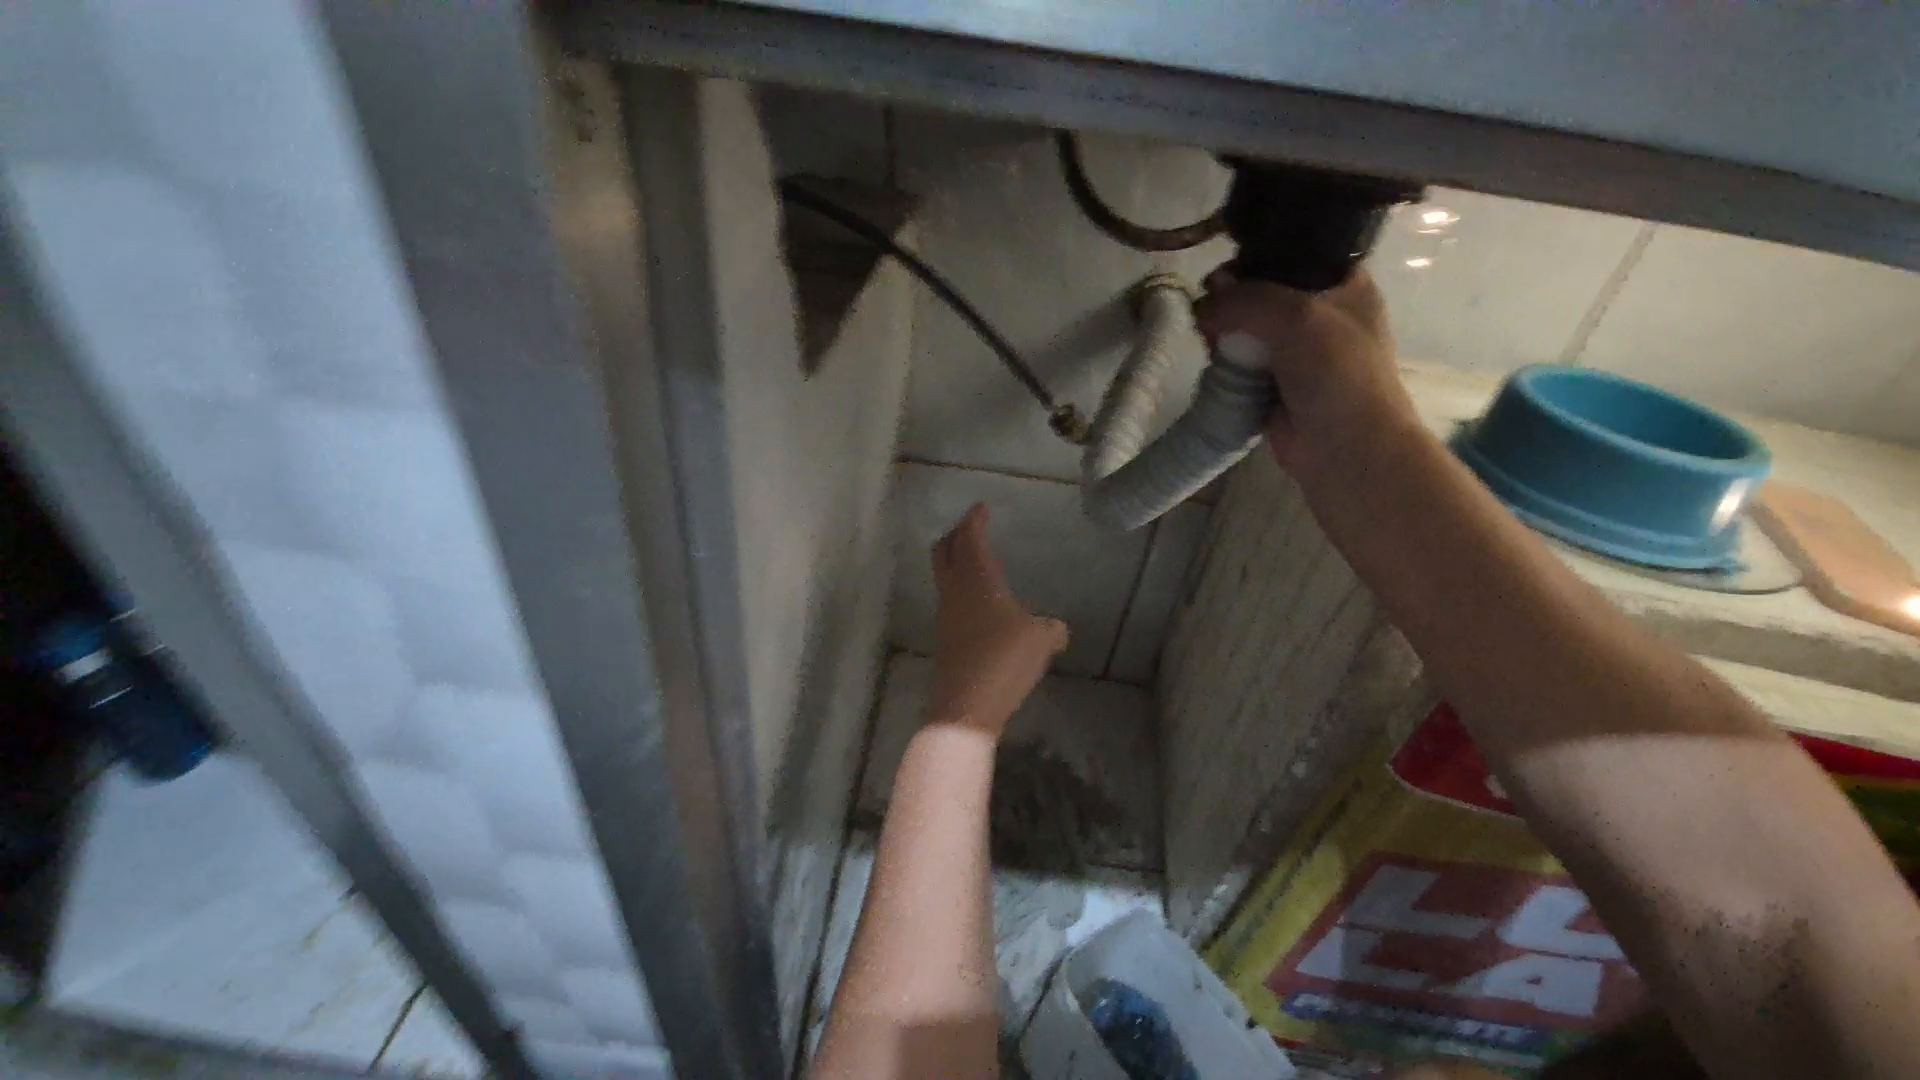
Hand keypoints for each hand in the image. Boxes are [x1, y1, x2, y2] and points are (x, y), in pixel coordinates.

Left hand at [926, 504, 1069, 738]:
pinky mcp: (944, 639)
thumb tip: (1057, 629)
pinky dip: (961, 591)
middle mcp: (955, 591)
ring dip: (956, 563)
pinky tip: (981, 605)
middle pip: (944, 551)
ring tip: (977, 564)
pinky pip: (951, 601)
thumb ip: (1052, 628)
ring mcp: (946, 616)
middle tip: (971, 529)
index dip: (974, 520)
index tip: (981, 509)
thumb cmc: (1004, 661)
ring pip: (945, 577)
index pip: (970, 538)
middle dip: (956, 536)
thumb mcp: (1042, 640)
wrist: (966, 707)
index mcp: (977, 579)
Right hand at [1193, 268, 1419, 479]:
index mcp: (1342, 284)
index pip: (1292, 254)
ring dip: (1223, 332)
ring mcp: (1295, 351)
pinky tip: (1212, 362)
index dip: (1255, 259)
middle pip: (1261, 292)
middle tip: (1210, 312)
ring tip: (1208, 340)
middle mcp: (1319, 313)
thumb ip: (1246, 299)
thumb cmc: (1337, 373)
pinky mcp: (1272, 384)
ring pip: (1245, 328)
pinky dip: (1223, 362)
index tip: (1224, 274)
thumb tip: (1203, 302)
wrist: (1345, 448)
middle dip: (1230, 300)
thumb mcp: (1297, 317)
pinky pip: (1239, 362)